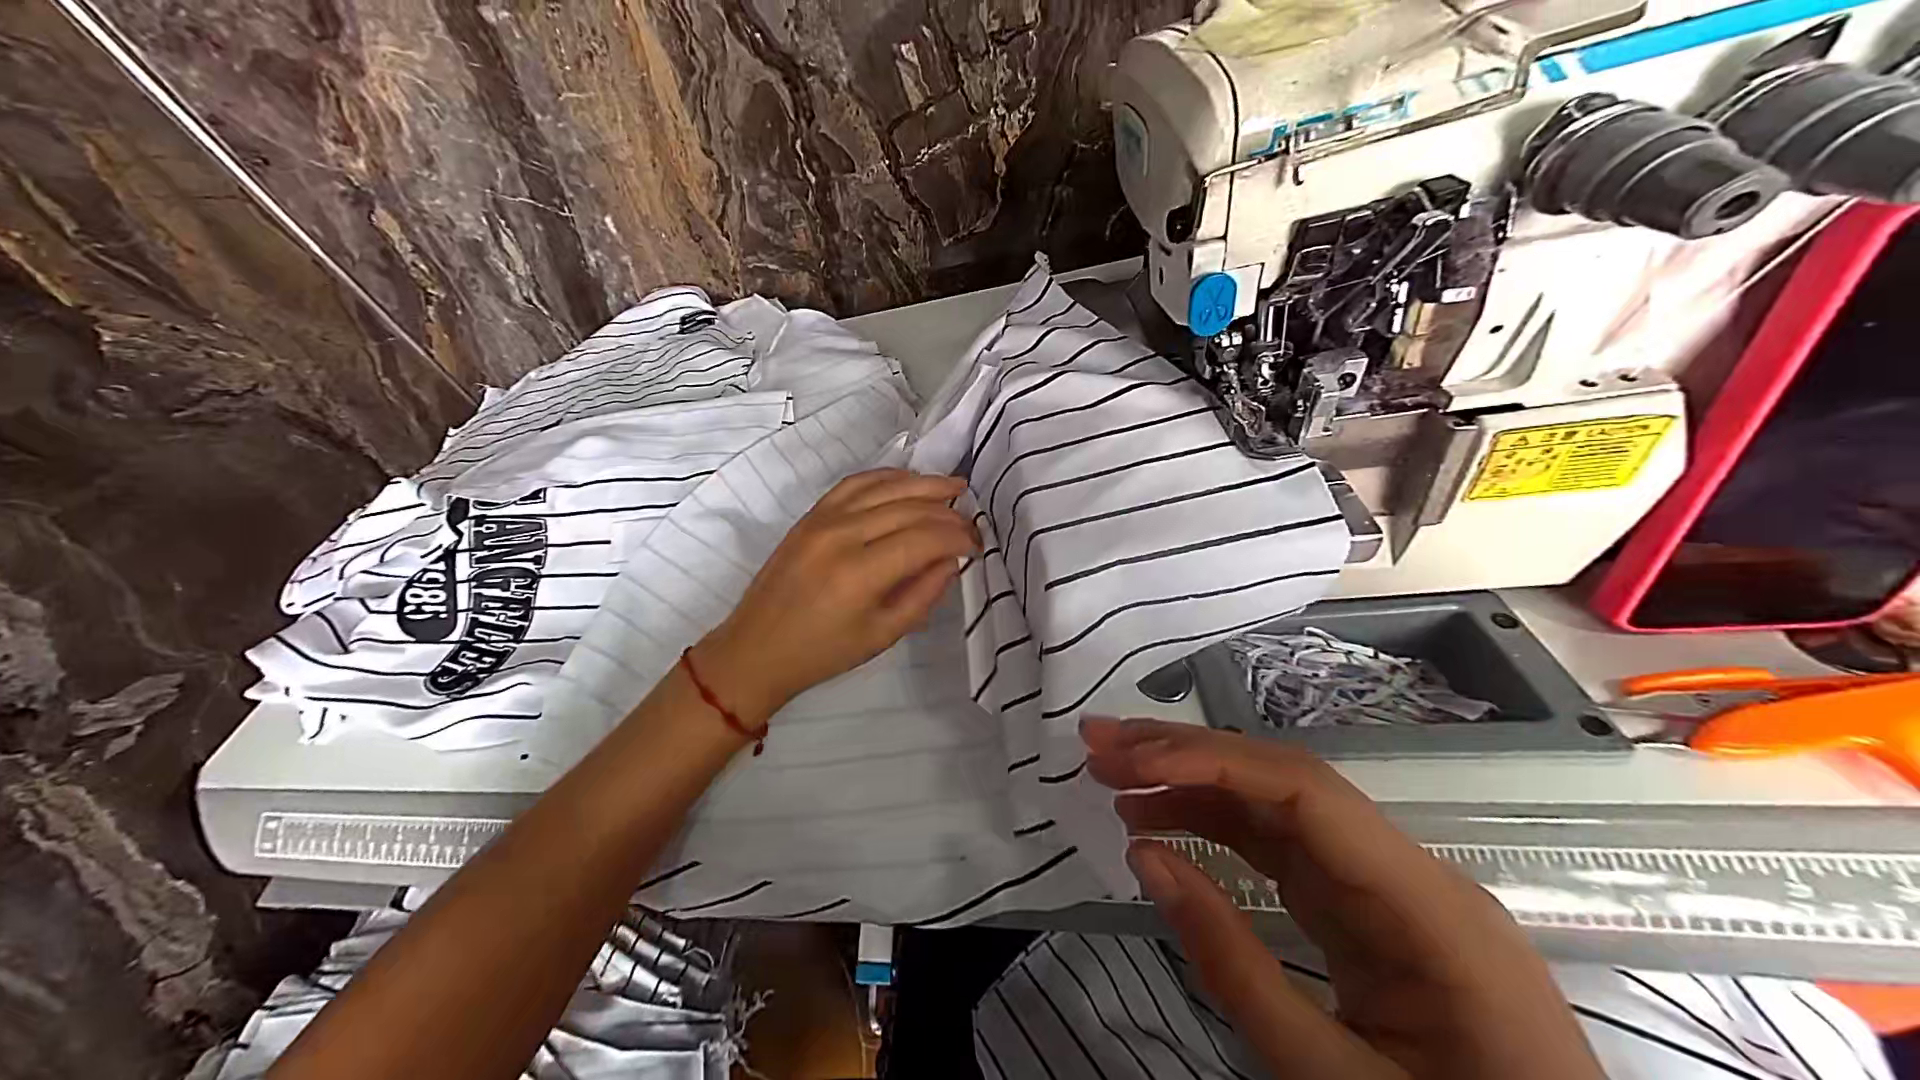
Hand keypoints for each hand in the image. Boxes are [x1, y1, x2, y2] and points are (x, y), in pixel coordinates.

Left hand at [694, 469, 977, 725]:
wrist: (756, 648)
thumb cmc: (822, 653)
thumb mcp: (883, 635)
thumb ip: (924, 595)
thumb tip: (952, 561)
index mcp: (860, 573)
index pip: (925, 539)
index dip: (958, 538)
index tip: (977, 546)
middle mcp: (841, 535)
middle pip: (909, 508)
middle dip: (948, 512)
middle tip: (972, 521)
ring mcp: (822, 519)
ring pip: (884, 487)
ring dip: (923, 484)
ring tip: (953, 488)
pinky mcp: (810, 515)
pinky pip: (854, 483)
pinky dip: (886, 477)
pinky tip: (908, 481)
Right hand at [1083, 717, 1603, 1079]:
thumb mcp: (1329, 1077)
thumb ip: (1233, 967)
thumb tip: (1145, 856)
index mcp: (1425, 904)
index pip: (1306, 793)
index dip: (1211, 760)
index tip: (1128, 761)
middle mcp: (1404, 872)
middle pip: (1285, 782)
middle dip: (1186, 754)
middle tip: (1099, 742)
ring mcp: (1382, 886)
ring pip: (1275, 808)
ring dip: (1191, 783)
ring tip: (1112, 776)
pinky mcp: (1362, 909)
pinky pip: (1282, 849)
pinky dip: (1216, 828)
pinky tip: (1162, 822)